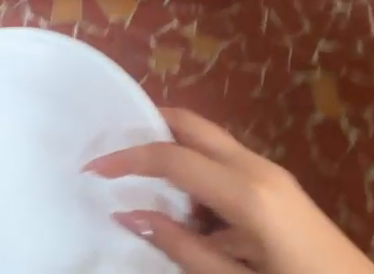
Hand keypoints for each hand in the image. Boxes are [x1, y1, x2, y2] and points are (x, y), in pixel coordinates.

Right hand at [85, 108, 373, 273]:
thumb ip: (183, 248)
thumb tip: (128, 214)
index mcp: (246, 191)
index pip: (170, 156)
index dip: (126, 158)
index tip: (91, 167)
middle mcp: (258, 167)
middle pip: (190, 124)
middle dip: (147, 128)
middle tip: (114, 150)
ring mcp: (273, 174)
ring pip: (208, 141)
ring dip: (174, 152)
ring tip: (145, 186)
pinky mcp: (281, 188)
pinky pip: (226, 163)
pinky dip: (197, 173)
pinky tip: (188, 211)